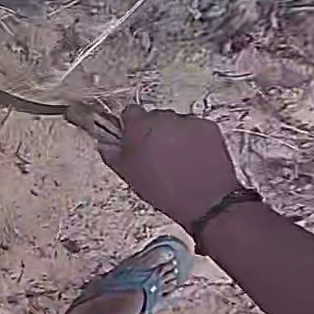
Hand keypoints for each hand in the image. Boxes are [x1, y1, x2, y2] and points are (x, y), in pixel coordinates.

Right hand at [98, 106, 242, 225]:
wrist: (204, 201)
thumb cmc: (164, 190)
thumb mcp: (127, 175)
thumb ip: (112, 153)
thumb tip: (106, 143)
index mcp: (140, 127)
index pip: (129, 112)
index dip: (130, 126)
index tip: (132, 136)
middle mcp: (164, 118)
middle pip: (153, 117)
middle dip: (152, 131)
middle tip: (154, 153)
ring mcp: (188, 121)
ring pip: (174, 122)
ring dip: (173, 135)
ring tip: (175, 159)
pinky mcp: (208, 127)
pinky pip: (194, 128)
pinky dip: (192, 138)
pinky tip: (191, 158)